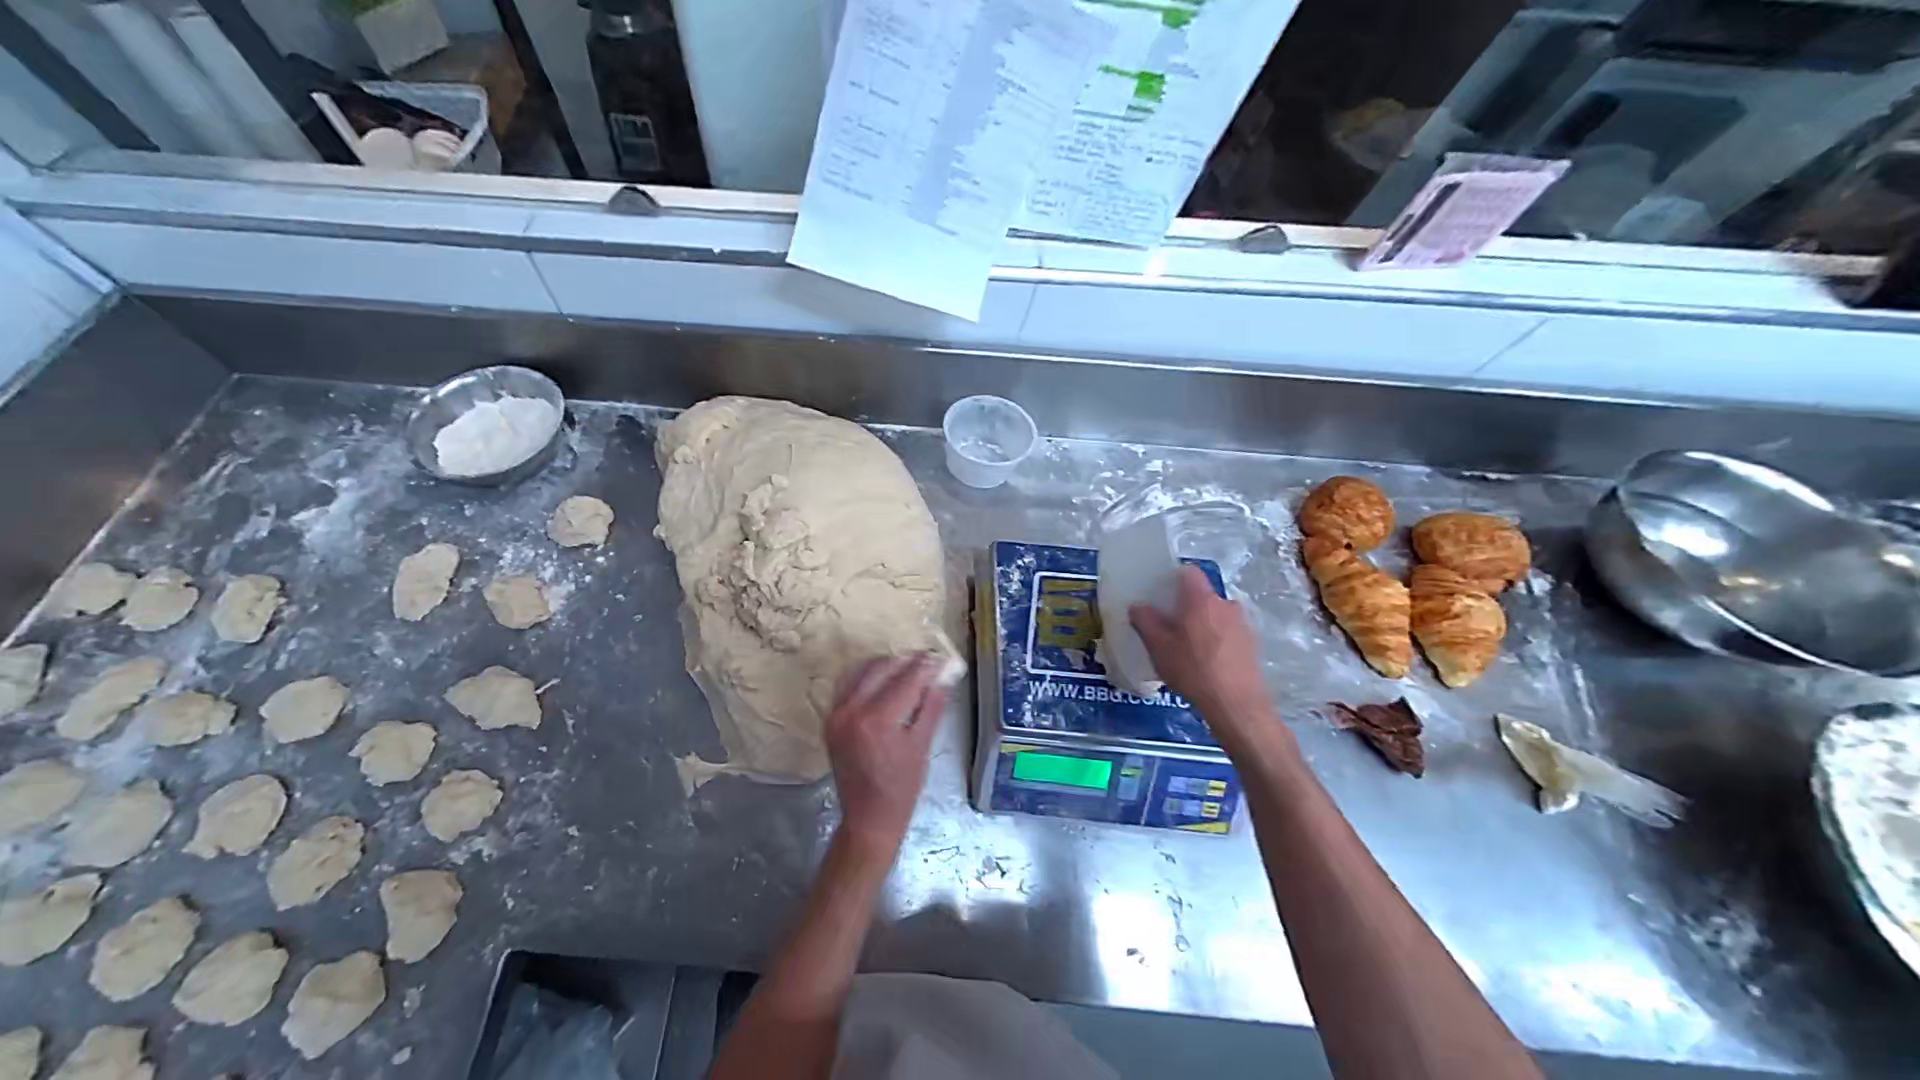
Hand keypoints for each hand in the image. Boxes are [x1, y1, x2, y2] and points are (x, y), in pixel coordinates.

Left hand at [825, 655, 948, 857]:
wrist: (869, 818)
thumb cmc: (902, 788)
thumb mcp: (922, 746)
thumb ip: (931, 706)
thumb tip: (944, 676)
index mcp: (878, 721)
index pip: (906, 680)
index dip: (926, 666)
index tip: (940, 658)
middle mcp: (852, 711)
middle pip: (881, 669)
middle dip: (906, 662)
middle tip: (927, 660)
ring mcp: (836, 715)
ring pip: (861, 672)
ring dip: (885, 665)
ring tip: (907, 668)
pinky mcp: (830, 720)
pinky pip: (846, 686)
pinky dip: (864, 677)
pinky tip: (882, 679)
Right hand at [1130, 567, 1275, 737]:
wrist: (1236, 704)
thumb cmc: (1192, 669)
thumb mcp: (1158, 647)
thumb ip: (1145, 621)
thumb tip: (1138, 606)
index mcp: (1201, 599)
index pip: (1189, 572)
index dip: (1174, 578)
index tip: (1161, 595)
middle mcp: (1226, 604)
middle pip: (1203, 596)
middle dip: (1187, 607)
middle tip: (1170, 626)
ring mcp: (1243, 624)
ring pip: (1216, 615)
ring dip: (1203, 625)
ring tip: (1188, 649)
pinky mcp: (1252, 644)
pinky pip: (1228, 633)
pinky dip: (1217, 641)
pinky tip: (1207, 664)